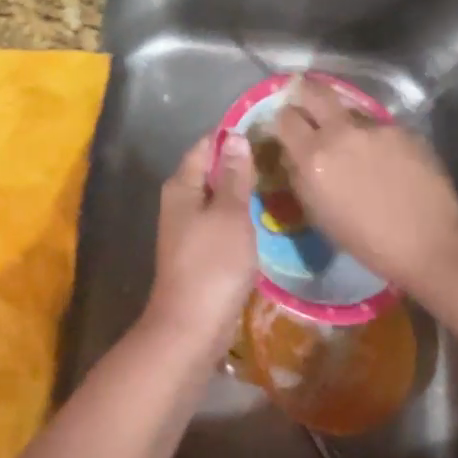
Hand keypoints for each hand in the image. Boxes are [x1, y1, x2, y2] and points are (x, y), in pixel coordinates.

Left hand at [142, 134, 257, 361]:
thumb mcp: (229, 214)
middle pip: (209, 172)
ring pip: (216, 200)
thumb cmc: (212, 264)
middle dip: (238, 164)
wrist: (192, 326)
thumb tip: (234, 136)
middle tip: (279, 158)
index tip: (264, 131)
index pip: (204, 147)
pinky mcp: (198, 254)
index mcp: (181, 187)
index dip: (230, 137)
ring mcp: (187, 230)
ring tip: (277, 184)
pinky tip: (262, 221)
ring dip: (241, 193)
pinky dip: (239, 219)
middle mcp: (179, 203)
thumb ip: (233, 175)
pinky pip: (220, 224)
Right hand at [274, 81, 457, 288]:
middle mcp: (340, 133)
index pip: (285, 118)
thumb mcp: (318, 214)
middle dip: (305, 91)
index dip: (282, 119)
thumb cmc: (366, 241)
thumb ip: (300, 177)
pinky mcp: (402, 130)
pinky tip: (384, 157)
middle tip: (304, 99)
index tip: (286, 126)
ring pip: (349, 110)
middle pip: (314, 92)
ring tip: (352, 140)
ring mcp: (374, 128)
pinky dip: (373, 137)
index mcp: (312, 157)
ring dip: (343, 120)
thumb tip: (292, 156)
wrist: (428, 242)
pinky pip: (377, 126)